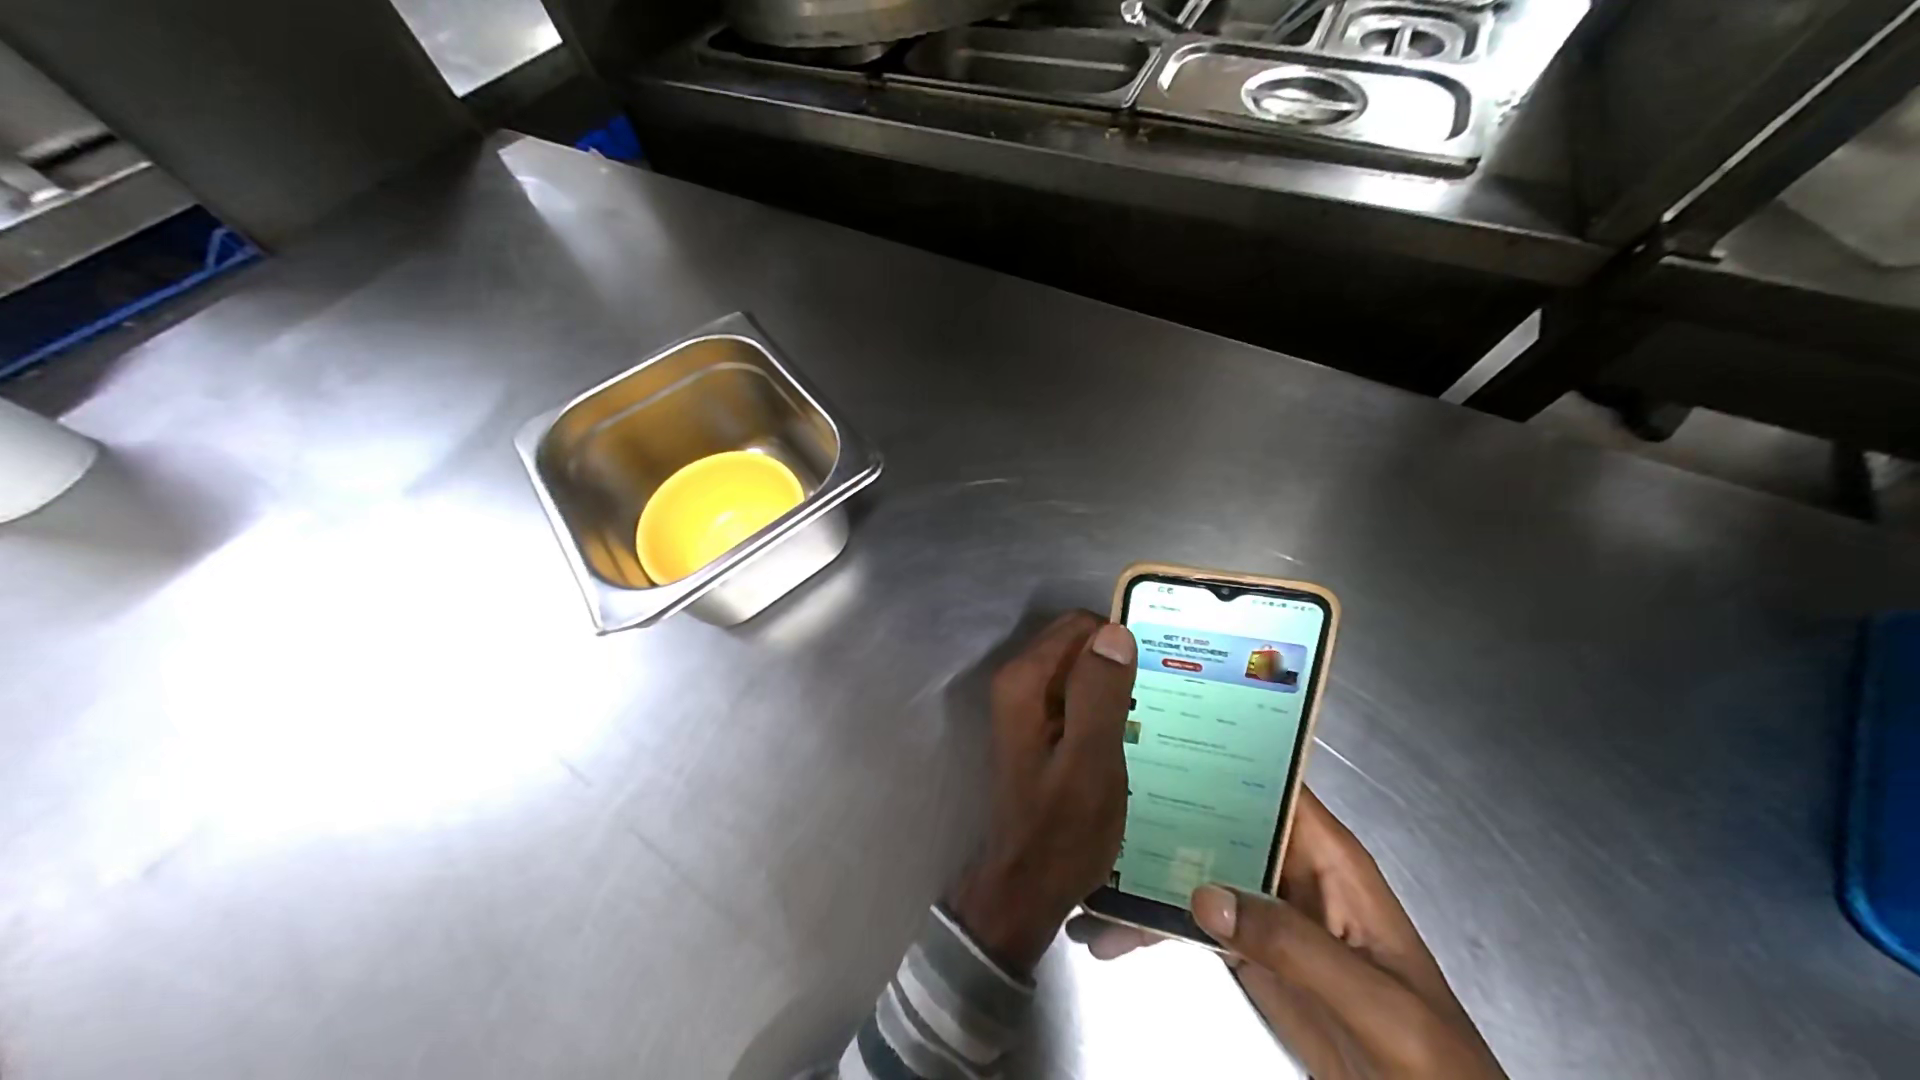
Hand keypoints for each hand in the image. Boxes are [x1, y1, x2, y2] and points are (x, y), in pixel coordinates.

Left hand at [946, 611, 1136, 974]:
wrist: (1028, 886)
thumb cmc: (1064, 830)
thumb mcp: (1091, 762)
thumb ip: (1100, 695)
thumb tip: (1115, 630)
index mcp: (1026, 681)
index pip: (1082, 626)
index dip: (1122, 642)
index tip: (1162, 670)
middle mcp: (1019, 682)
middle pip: (1079, 643)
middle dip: (1121, 660)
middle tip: (1165, 694)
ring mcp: (1027, 705)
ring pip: (1082, 669)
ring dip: (1118, 684)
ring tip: (1159, 712)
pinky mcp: (1039, 726)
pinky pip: (1078, 695)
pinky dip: (1107, 704)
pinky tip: (1135, 731)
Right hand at [1067, 788, 1505, 1079]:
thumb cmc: (1432, 1058)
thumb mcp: (1374, 1001)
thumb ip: (1296, 946)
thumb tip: (1203, 895)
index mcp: (1328, 858)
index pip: (1269, 782)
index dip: (1220, 753)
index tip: (1160, 735)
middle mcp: (1290, 870)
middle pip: (1218, 818)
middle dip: (1161, 808)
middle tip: (1099, 798)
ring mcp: (1265, 910)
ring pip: (1195, 867)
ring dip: (1145, 872)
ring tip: (1090, 879)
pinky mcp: (1247, 949)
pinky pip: (1190, 919)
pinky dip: (1152, 923)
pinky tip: (1112, 933)